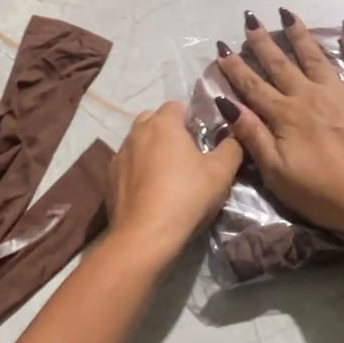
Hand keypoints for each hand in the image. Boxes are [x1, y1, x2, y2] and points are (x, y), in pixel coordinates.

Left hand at [106, 101, 244, 260]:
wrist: (144, 236)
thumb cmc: (186, 196)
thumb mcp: (221, 173)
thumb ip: (231, 148)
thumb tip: (233, 136)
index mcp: (163, 123)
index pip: (177, 106)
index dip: (192, 119)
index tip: (203, 140)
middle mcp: (137, 131)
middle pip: (154, 120)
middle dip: (169, 131)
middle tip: (187, 156)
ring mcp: (119, 154)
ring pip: (139, 142)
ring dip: (152, 151)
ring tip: (168, 176)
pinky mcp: (109, 178)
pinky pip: (128, 165)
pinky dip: (138, 171)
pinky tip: (150, 193)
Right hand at [214, 10, 343, 251]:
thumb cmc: (323, 195)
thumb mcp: (277, 173)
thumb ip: (253, 136)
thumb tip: (227, 104)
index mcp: (285, 116)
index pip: (253, 86)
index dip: (235, 67)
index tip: (222, 48)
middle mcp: (309, 96)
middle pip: (280, 64)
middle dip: (262, 41)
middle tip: (250, 19)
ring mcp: (340, 94)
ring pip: (314, 57)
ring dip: (299, 34)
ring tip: (287, 13)